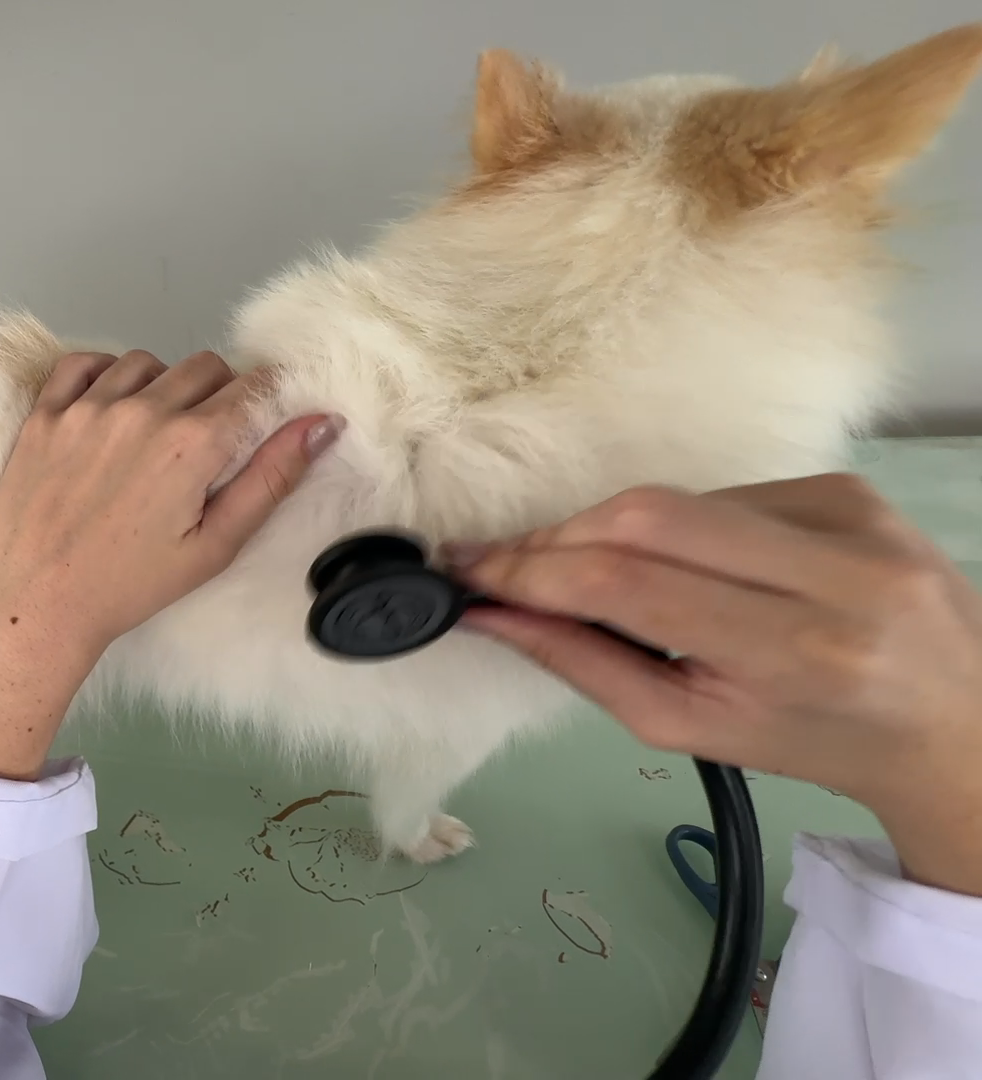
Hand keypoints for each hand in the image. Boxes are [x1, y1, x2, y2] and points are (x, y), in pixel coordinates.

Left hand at [0, 350, 337, 779]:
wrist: (34, 602)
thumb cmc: (126, 587)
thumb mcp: (214, 546)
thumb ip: (270, 479)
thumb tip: (321, 423)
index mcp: (191, 443)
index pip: (251, 387)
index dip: (262, 400)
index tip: (254, 421)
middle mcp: (140, 410)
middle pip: (202, 367)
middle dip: (217, 394)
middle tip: (203, 441)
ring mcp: (85, 408)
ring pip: (145, 362)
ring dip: (161, 384)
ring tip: (152, 430)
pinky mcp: (43, 415)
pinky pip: (82, 364)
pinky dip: (103, 372)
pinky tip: (108, 404)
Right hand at [454, 475, 981, 894]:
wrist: (956, 724)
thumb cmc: (803, 738)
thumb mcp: (677, 723)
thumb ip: (575, 661)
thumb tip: (486, 612)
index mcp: (797, 651)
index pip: (621, 584)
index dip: (526, 571)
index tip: (463, 570)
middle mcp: (838, 574)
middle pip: (640, 520)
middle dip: (550, 541)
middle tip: (502, 567)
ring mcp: (853, 520)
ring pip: (667, 500)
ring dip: (595, 533)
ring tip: (574, 571)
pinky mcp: (848, 493)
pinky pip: (709, 495)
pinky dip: (658, 526)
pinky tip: (666, 561)